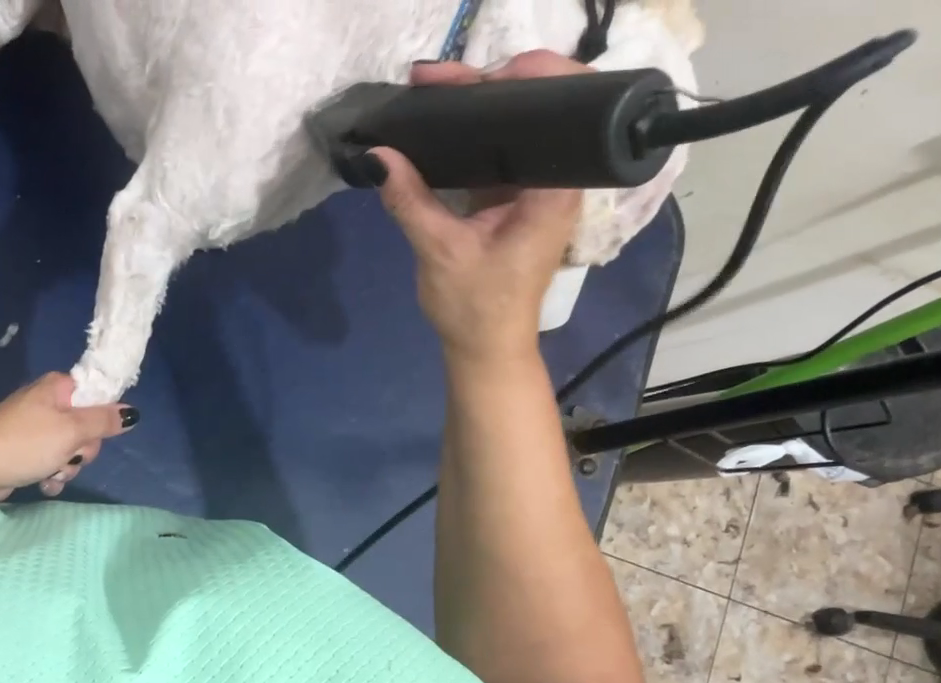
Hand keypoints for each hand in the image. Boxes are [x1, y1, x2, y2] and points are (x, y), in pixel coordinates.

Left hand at [0, 373, 139, 502]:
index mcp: (57, 387)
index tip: (92, 436)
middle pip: (85, 427)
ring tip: (51, 474)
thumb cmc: (25, 444)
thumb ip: (104, 421)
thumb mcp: (71, 431)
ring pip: (70, 449)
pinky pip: (51, 461)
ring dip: (66, 467)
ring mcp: (34, 428)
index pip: (96, 396)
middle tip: (68, 457)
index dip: (100, 420)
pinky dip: (50, 474)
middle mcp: (46, 402)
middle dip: (81, 451)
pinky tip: (43, 484)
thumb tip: (133, 412)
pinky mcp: (24, 450)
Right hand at [371, 51, 586, 358]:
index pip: (562, 109)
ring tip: (432, 96)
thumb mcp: (438, 251)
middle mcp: (555, 179)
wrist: (484, 347)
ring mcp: (534, 189)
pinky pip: (497, 155)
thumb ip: (410, 200)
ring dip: (478, 110)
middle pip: (537, 111)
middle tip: (436, 82)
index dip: (529, 78)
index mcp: (555, 187)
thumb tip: (378, 155)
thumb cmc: (474, 306)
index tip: (479, 77)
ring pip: (515, 131)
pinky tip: (438, 130)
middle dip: (491, 87)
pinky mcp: (513, 201)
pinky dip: (470, 139)